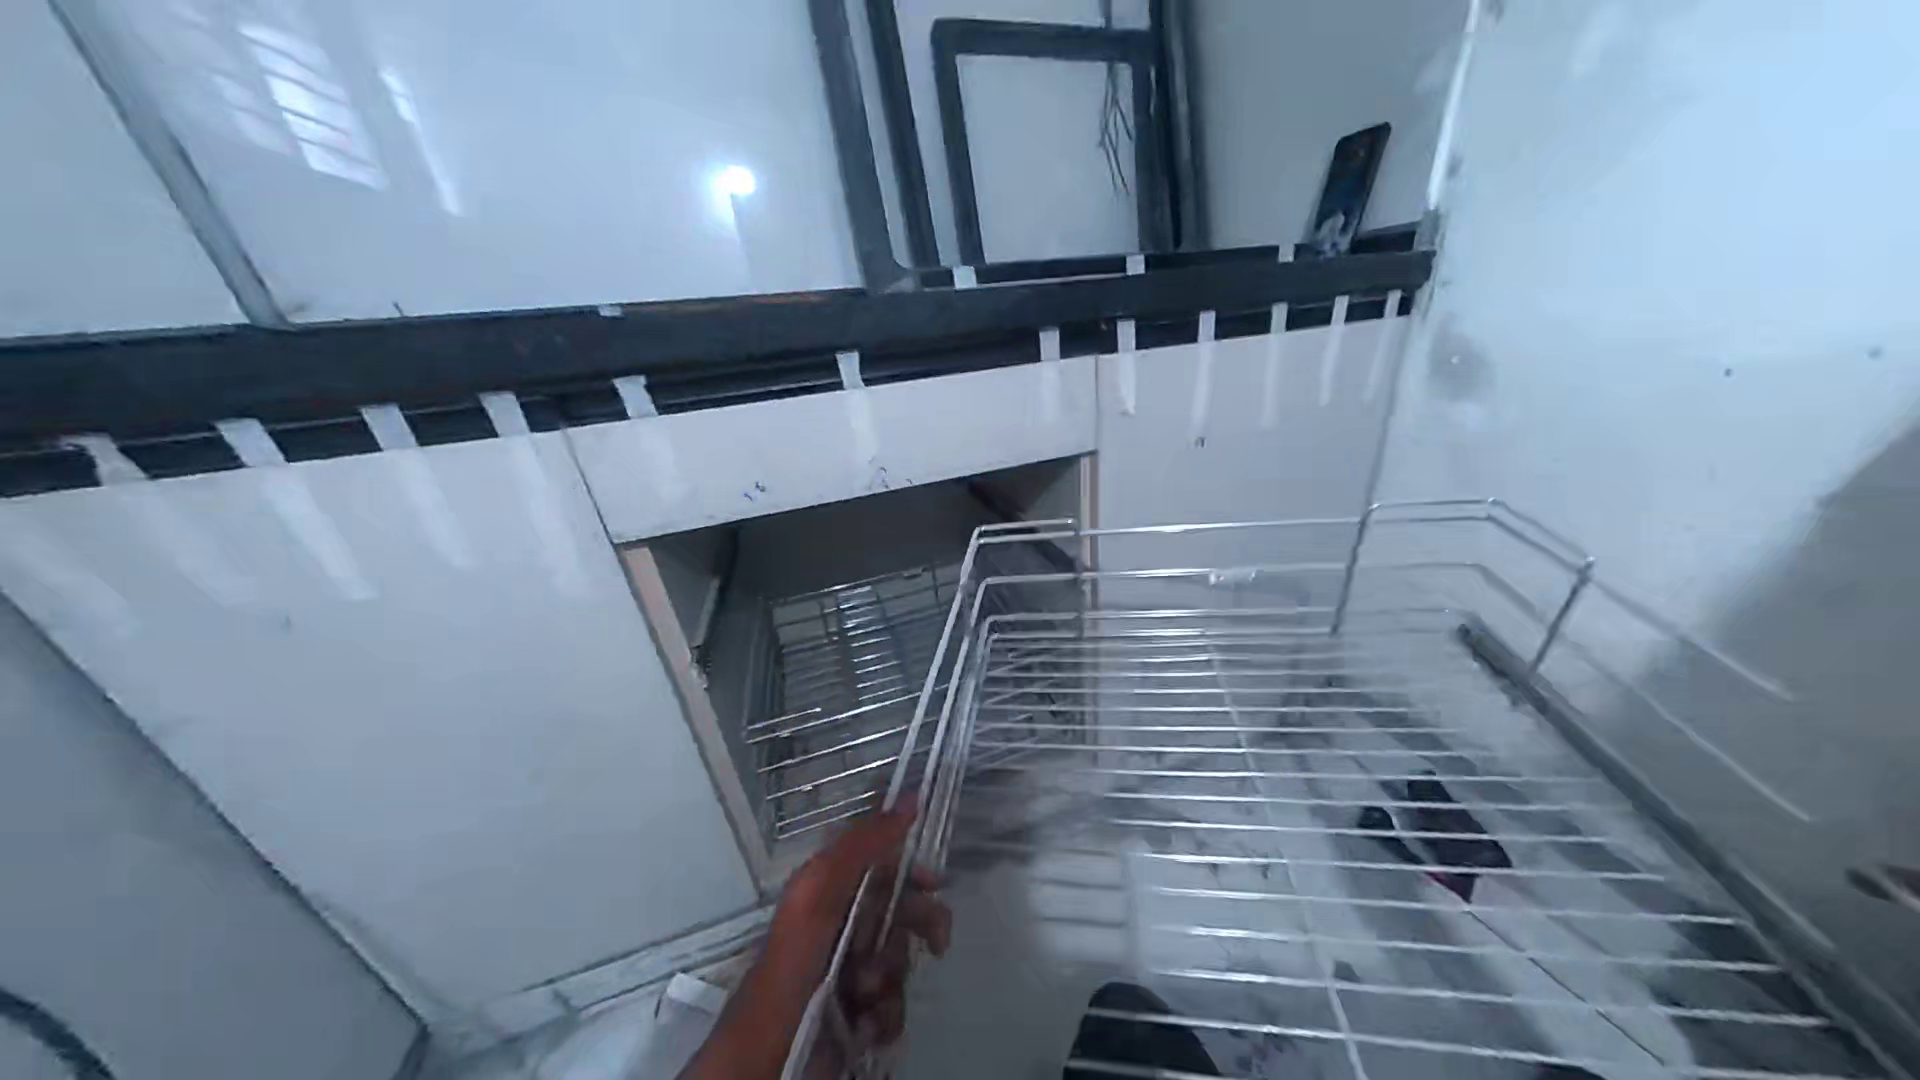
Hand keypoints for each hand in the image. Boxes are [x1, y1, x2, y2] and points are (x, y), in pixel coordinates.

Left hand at [772, 795, 952, 1051]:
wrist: (768, 1051)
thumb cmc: (794, 960)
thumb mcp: (822, 888)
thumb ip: (864, 844)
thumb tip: (911, 798)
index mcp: (833, 889)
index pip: (885, 865)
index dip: (913, 871)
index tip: (933, 882)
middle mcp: (846, 923)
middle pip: (904, 910)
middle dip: (920, 926)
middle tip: (936, 942)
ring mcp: (853, 970)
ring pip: (902, 960)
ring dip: (892, 979)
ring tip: (866, 993)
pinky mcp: (859, 1013)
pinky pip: (894, 1006)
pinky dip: (886, 1017)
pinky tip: (866, 1024)